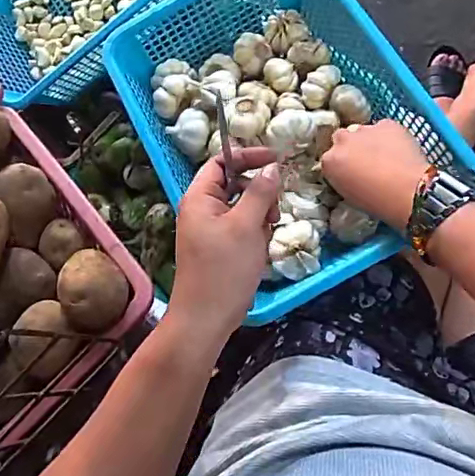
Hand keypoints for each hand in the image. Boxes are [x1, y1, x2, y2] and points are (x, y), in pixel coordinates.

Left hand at [169, 146, 279, 341]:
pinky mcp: (217, 247)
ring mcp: (208, 229)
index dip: (248, 156)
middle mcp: (200, 209)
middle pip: (234, 184)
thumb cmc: (224, 269)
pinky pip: (240, 228)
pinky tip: (259, 252)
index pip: (221, 161)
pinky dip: (253, 234)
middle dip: (258, 194)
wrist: (205, 319)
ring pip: (241, 208)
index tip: (276, 161)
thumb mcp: (247, 226)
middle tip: (274, 213)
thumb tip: (272, 168)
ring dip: (259, 217)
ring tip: (264, 238)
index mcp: (199, 197)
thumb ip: (260, 193)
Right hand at [319, 120, 428, 228]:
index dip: (342, 165)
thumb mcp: (349, 195)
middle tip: (366, 162)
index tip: (351, 173)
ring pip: (363, 131)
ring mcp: (364, 129)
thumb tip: (350, 172)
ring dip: (369, 140)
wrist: (410, 191)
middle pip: (341, 138)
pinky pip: (384, 128)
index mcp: (329, 161)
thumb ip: (343, 177)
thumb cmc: (378, 202)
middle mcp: (342, 140)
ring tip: (386, 156)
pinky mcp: (387, 123)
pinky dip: (389, 136)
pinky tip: (399, 149)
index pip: (330, 158)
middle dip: (351, 147)